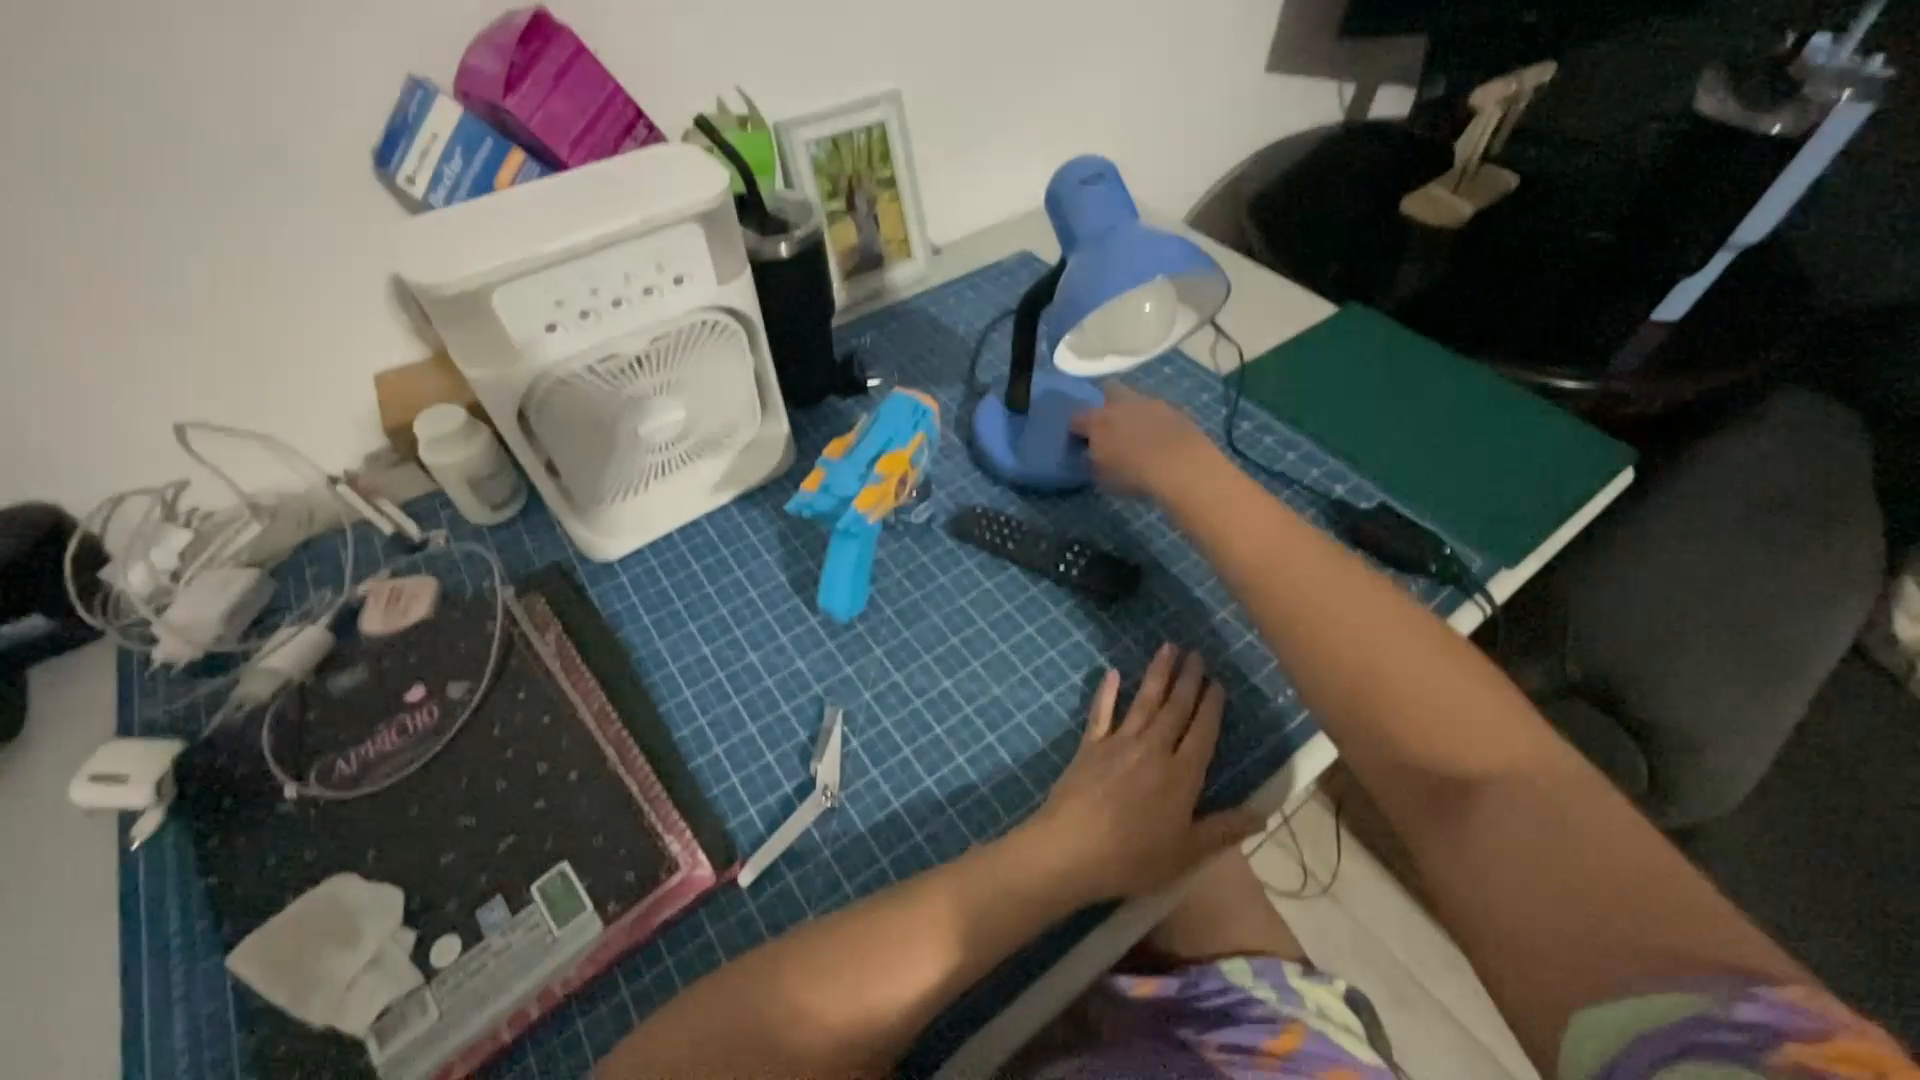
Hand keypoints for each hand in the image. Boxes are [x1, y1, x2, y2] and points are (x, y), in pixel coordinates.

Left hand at [1021, 644, 1263, 901]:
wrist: (1071, 849)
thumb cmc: (1133, 857)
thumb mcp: (1187, 852)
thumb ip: (1224, 830)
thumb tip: (1264, 815)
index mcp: (1182, 775)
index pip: (1203, 732)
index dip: (1212, 706)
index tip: (1218, 683)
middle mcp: (1154, 749)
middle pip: (1176, 708)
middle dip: (1188, 680)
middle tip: (1197, 653)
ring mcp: (1119, 743)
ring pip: (1143, 701)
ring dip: (1157, 674)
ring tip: (1168, 648)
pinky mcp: (1089, 746)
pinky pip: (1101, 712)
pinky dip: (1106, 692)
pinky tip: (1111, 673)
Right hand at [1070, 385, 1219, 495]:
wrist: (1182, 466)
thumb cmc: (1134, 474)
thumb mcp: (1103, 477)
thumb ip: (1093, 462)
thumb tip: (1092, 455)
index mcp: (1098, 420)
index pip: (1076, 417)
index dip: (1075, 428)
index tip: (1080, 440)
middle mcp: (1121, 404)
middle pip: (1108, 390)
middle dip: (1105, 404)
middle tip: (1108, 426)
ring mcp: (1150, 403)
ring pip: (1135, 399)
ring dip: (1133, 412)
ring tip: (1138, 434)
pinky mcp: (1175, 410)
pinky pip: (1157, 411)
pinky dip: (1155, 421)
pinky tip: (1159, 438)